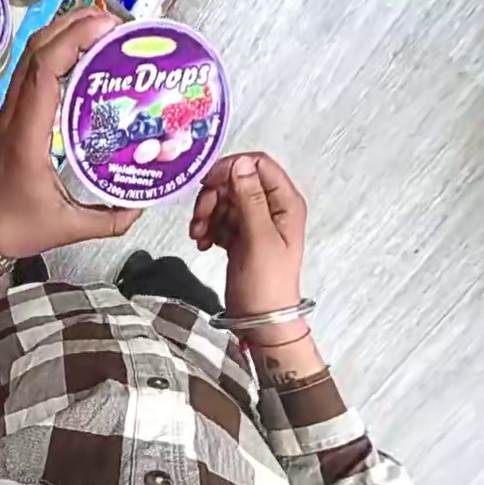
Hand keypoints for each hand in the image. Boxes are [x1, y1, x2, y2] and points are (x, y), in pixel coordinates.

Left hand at [0, 7, 140, 257]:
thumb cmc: (20, 229)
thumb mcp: (70, 228)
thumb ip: (110, 220)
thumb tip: (141, 206)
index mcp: (27, 137)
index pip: (45, 70)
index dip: (76, 39)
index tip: (109, 29)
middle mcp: (15, 117)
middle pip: (37, 49)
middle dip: (74, 24)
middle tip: (115, 23)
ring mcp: (10, 114)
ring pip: (31, 56)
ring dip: (64, 35)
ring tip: (101, 32)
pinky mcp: (12, 119)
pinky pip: (32, 74)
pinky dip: (57, 56)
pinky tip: (81, 61)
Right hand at [188, 152, 306, 319]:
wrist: (261, 321)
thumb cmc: (266, 283)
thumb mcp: (259, 238)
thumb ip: (250, 199)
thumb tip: (240, 163)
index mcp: (284, 202)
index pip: (258, 165)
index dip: (231, 169)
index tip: (208, 185)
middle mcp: (270, 208)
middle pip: (236, 182)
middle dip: (213, 196)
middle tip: (199, 218)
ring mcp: (254, 224)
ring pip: (224, 202)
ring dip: (206, 214)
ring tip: (198, 236)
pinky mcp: (239, 239)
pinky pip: (219, 221)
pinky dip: (208, 229)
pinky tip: (203, 244)